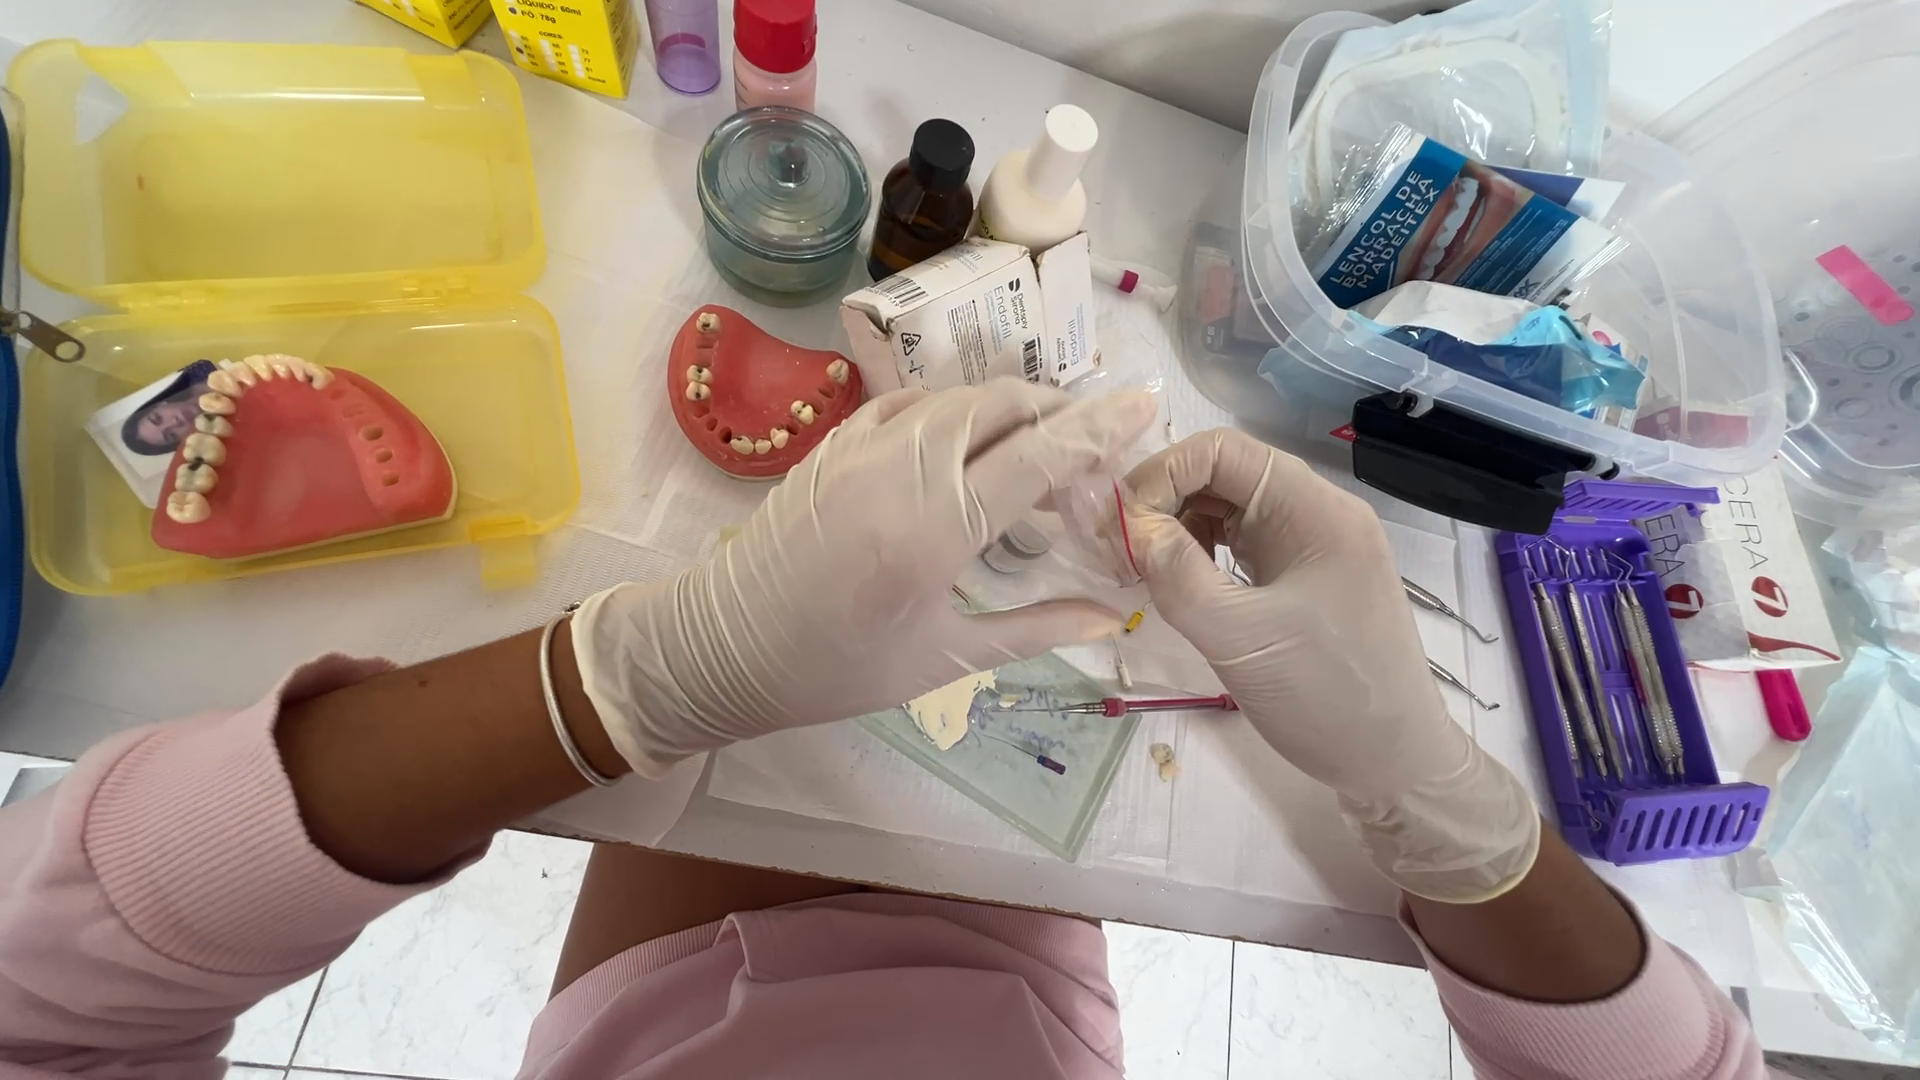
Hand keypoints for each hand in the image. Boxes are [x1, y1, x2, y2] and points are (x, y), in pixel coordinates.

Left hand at [572, 380, 1157, 775]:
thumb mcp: (944, 658)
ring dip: (1007, 410)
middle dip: (1056, 415)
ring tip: (1030, 452)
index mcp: (936, 528)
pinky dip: (951, 411)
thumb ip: (1035, 629)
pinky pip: (907, 403)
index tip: (1146, 402)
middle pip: (1001, 406)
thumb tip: (1113, 619)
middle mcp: (902, 468)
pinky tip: (961, 444)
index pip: (1038, 456)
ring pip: (955, 396)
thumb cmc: (838, 668)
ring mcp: (860, 447)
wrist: (722, 648)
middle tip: (1084, 452)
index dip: (1100, 427)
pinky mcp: (832, 443)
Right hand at [1124, 429, 1537, 901]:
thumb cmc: (1324, 696)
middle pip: (1221, 474)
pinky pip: (1235, 543)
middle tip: (1118, 551)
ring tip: (1140, 569)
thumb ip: (1177, 574)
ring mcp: (1306, 545)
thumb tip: (1127, 525)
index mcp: (1314, 510)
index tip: (1121, 525)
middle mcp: (1313, 513)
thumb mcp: (1238, 637)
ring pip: (1224, 508)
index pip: (1223, 450)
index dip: (1162, 473)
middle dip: (1162, 502)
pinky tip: (1174, 583)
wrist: (1391, 762)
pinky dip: (1195, 554)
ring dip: (1175, 528)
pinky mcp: (1296, 575)